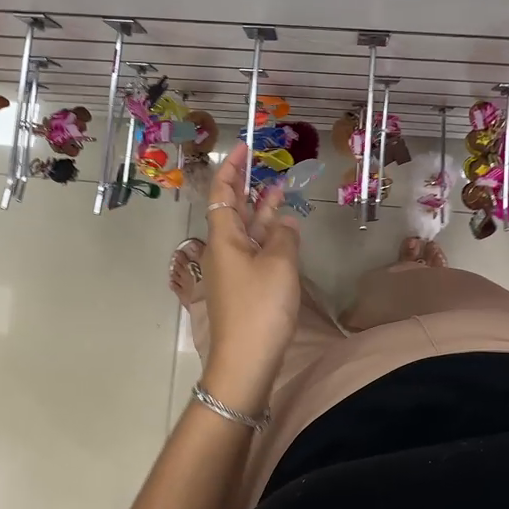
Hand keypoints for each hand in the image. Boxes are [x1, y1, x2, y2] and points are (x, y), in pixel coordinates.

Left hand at [198, 146, 303, 410]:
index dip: (231, 168)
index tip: (242, 147)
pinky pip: (256, 249)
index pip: (223, 193)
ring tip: (279, 186)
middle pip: (233, 209)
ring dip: (261, 208)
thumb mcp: (279, 264)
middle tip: (261, 161)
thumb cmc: (260, 307)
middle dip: (246, 184)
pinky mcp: (246, 287)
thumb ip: (284, 236)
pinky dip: (269, 234)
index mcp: (224, 237)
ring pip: (247, 229)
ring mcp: (235, 269)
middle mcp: (225, 248)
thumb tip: (285, 222)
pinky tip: (285, 227)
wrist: (246, 362)